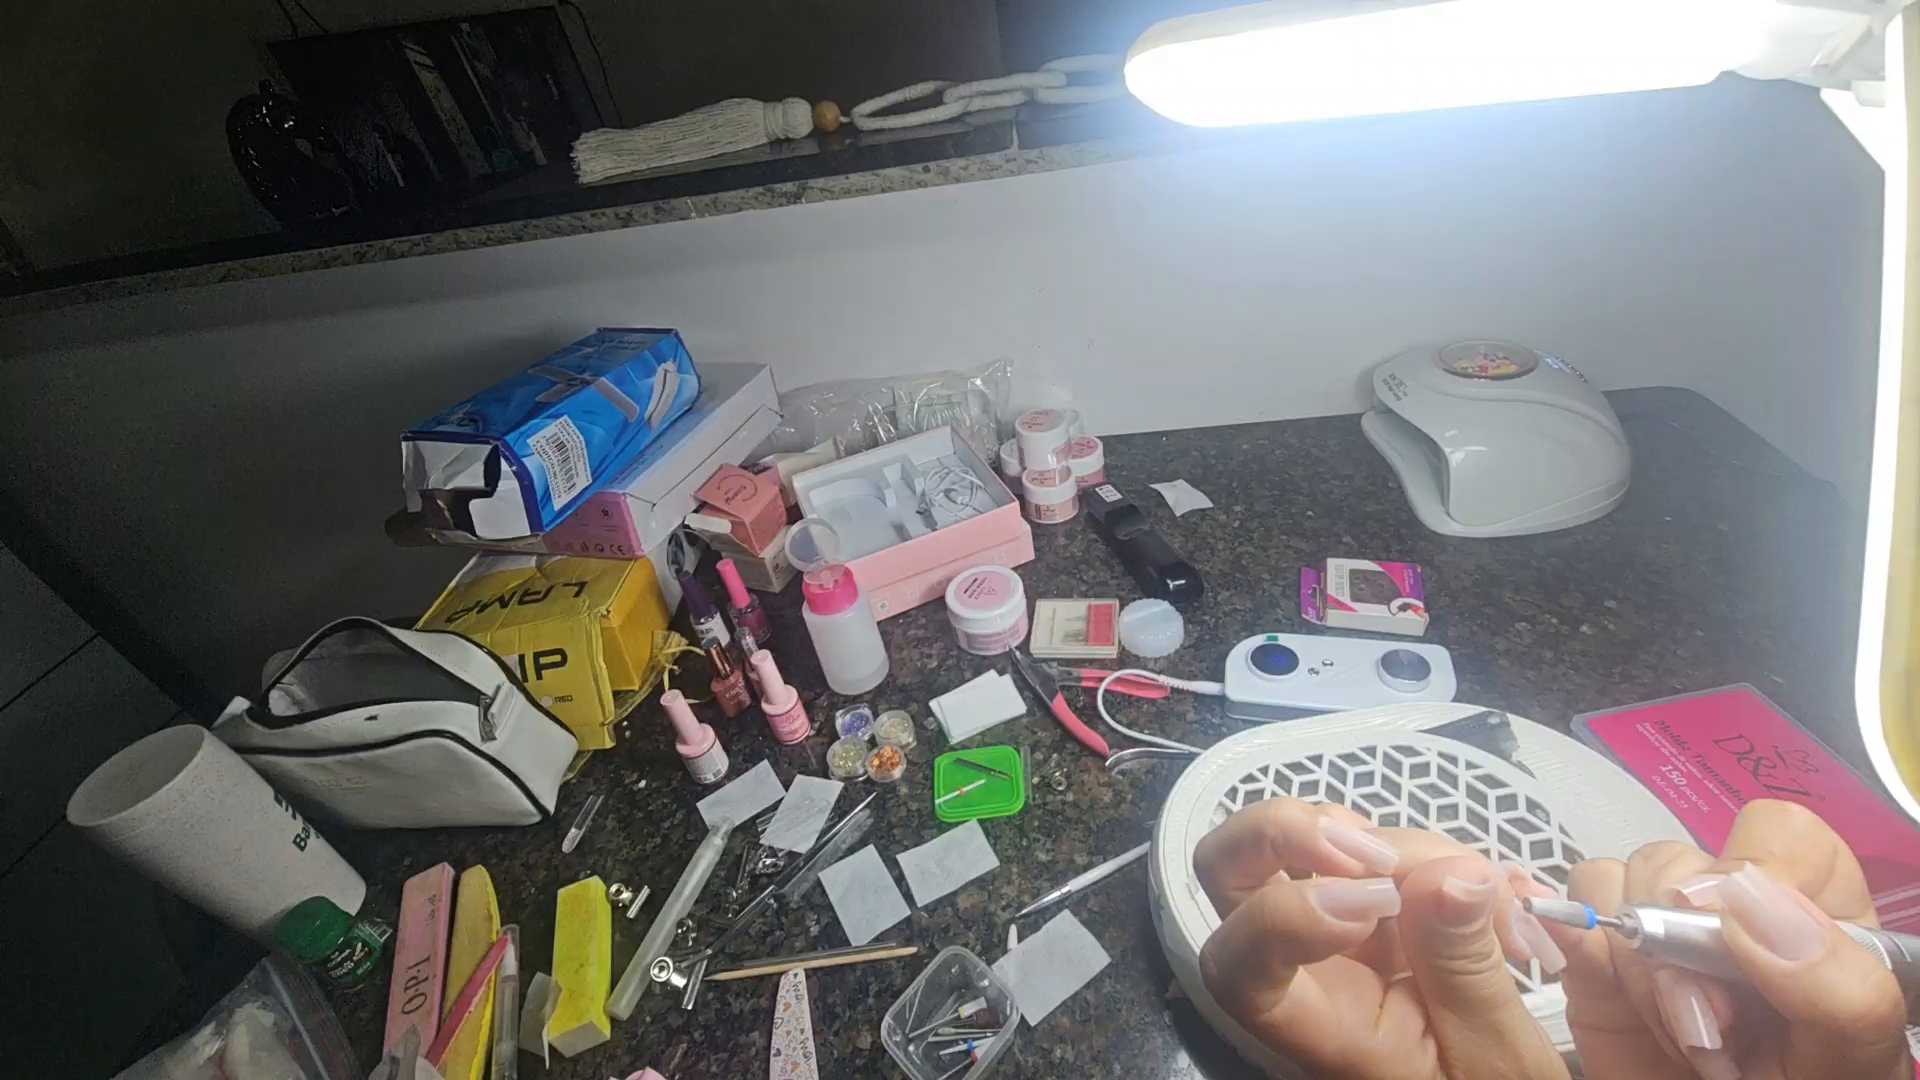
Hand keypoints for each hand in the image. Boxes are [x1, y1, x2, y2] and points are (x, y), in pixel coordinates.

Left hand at [1194, 797, 1571, 1079]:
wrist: (1488, 1079)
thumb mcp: (1495, 1062)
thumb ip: (1467, 973)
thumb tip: (1459, 876)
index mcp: (1311, 1023)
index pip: (1237, 967)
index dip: (1283, 918)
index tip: (1374, 905)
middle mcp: (1293, 956)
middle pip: (1223, 866)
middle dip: (1285, 832)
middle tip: (1379, 854)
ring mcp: (1317, 912)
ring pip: (1300, 836)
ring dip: (1390, 841)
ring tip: (1485, 886)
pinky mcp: (1356, 887)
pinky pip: (1360, 836)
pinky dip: (1421, 843)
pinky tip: (1490, 880)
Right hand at [1539, 799, 1908, 1079]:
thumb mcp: (1848, 1071)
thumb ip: (1836, 988)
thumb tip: (1751, 898)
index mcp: (1810, 928)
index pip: (1783, 837)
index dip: (1755, 867)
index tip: (1736, 936)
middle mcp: (1722, 916)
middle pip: (1676, 859)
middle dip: (1681, 941)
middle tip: (1712, 1021)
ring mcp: (1647, 931)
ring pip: (1609, 880)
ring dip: (1634, 962)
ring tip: (1672, 1032)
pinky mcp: (1587, 953)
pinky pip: (1552, 908)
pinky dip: (1558, 929)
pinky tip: (1585, 969)